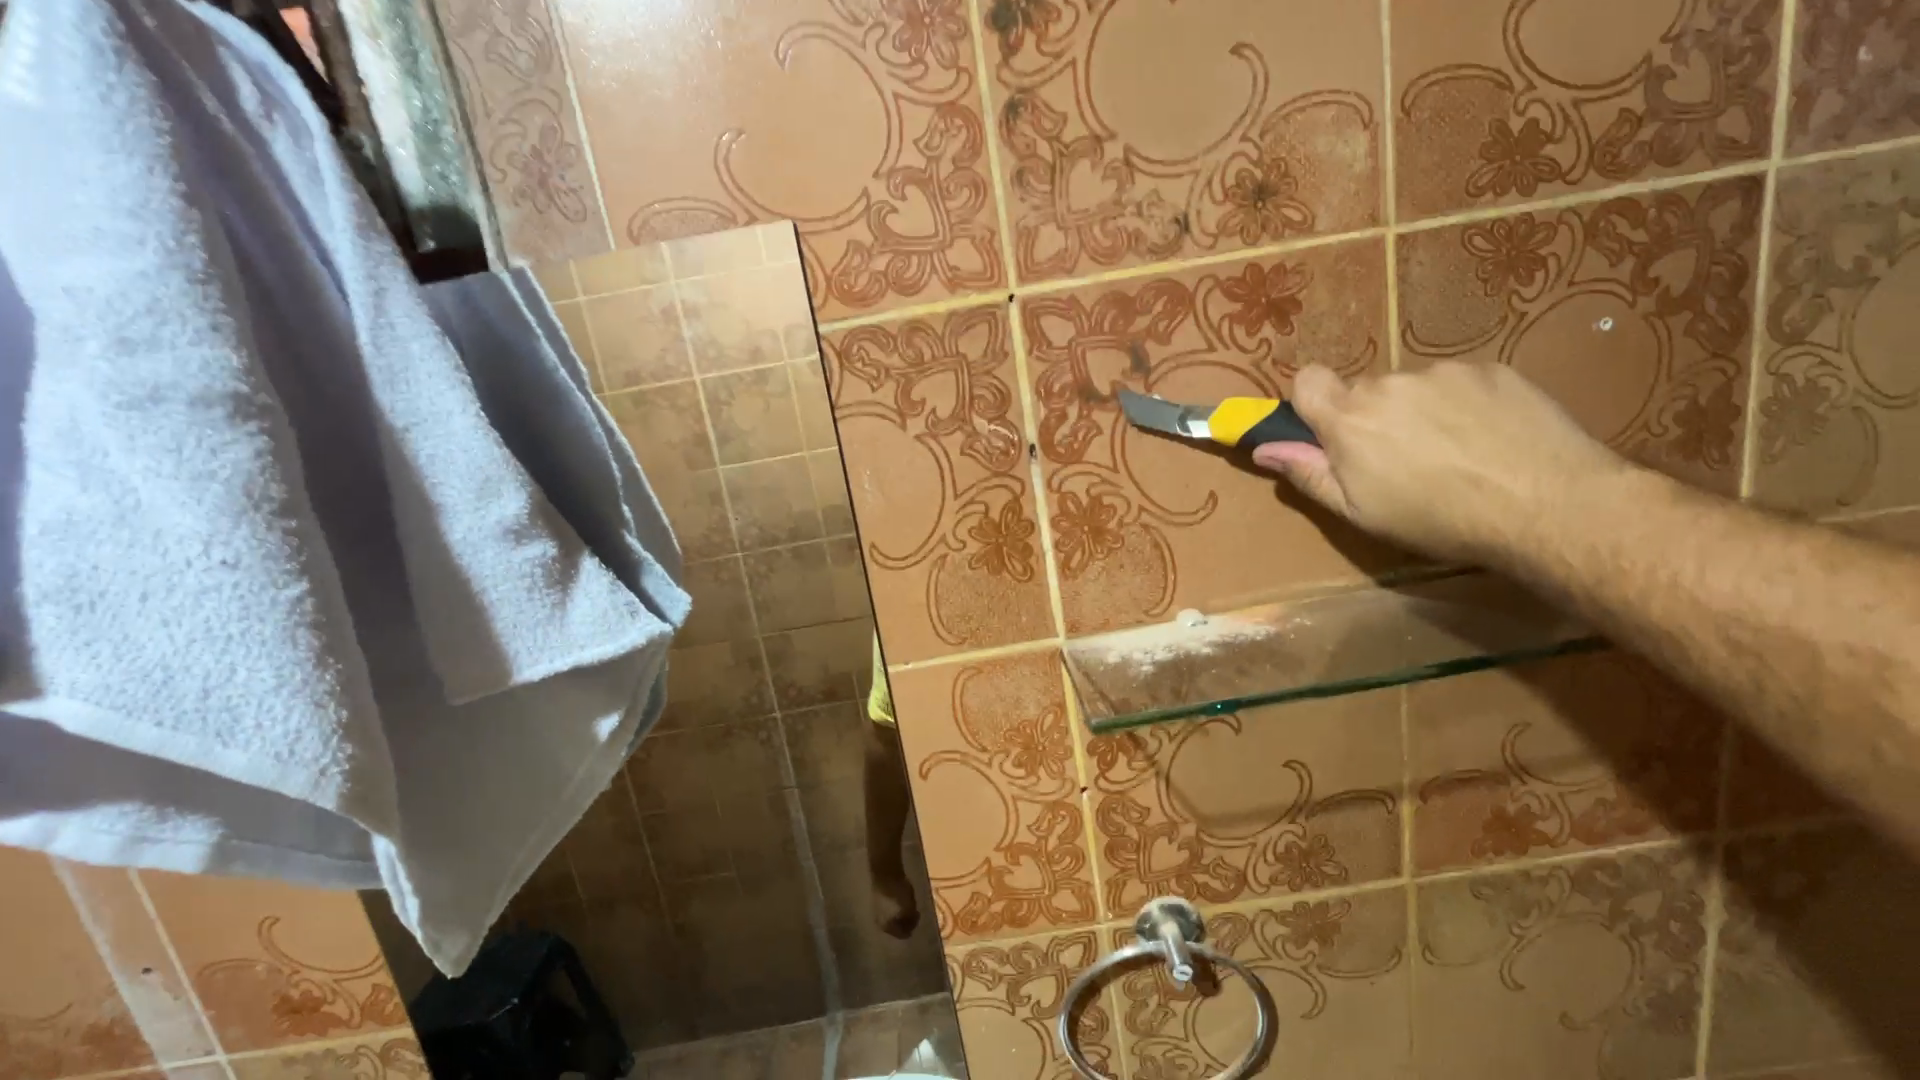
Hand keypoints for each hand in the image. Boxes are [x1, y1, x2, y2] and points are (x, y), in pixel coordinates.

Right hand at [1254, 362, 1630, 562]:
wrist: (1548, 505)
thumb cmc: (1440, 520)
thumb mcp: (1360, 513)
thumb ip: (1309, 475)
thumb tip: (1263, 449)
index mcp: (1349, 419)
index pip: (1306, 380)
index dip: (1311, 402)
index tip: (1327, 432)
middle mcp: (1389, 384)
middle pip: (1364, 391)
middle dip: (1372, 419)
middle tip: (1402, 461)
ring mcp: (1444, 373)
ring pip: (1413, 388)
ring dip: (1420, 412)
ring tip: (1456, 454)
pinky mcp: (1492, 370)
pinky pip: (1460, 383)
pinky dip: (1464, 406)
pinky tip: (1490, 440)